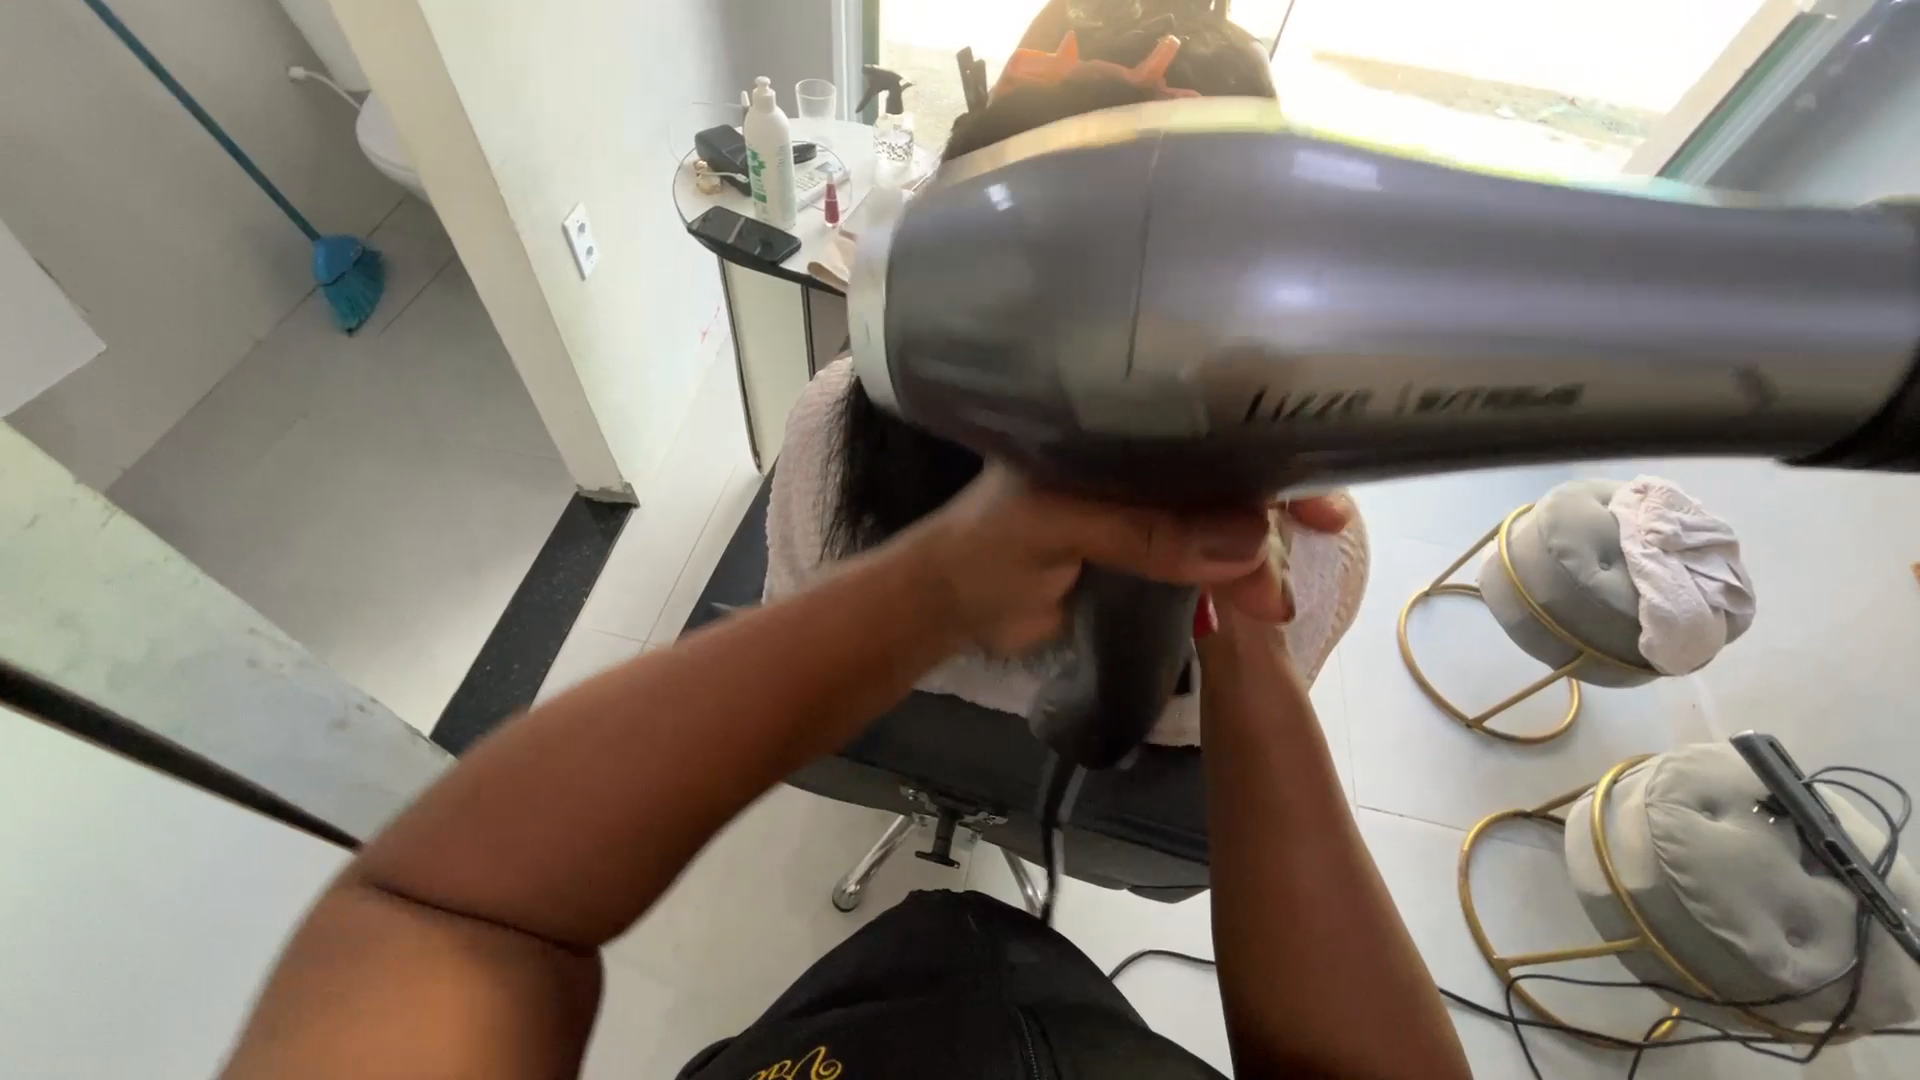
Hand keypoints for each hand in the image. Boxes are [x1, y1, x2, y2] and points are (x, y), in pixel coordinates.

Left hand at [905, 465, 1346, 654]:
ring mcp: (1134, 510)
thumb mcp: (1056, 527)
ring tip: (1274, 604)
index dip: (1262, 445)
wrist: (952, 607)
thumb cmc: (987, 548)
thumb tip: (1251, 542)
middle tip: (1321, 538)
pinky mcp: (1134, 554)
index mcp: (1107, 429)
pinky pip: (1195, 560)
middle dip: (1269, 507)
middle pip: (1219, 474)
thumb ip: (1141, 531)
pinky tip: (1256, 601)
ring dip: (1253, 558)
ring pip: (1213, 522)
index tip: (1316, 477)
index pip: (1200, 424)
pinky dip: (1228, 579)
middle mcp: (1129, 460)